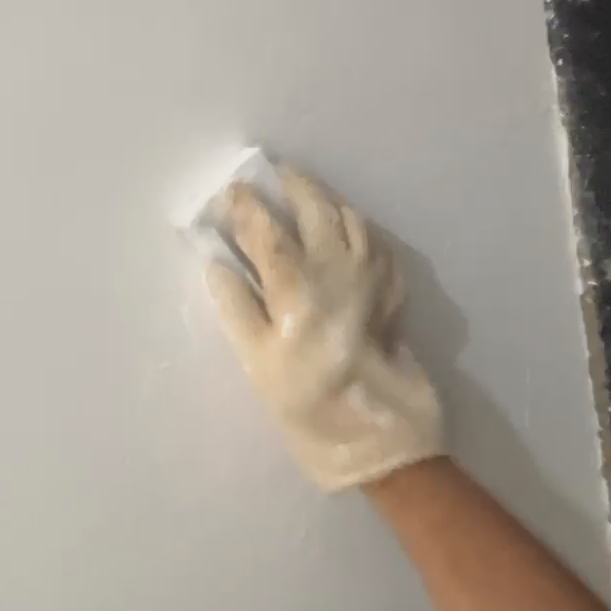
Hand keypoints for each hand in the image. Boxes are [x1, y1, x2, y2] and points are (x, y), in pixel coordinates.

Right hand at [205, 167, 444, 490]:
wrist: (379, 435)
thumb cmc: (309, 403)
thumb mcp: (258, 363)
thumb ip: (237, 307)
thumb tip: (217, 262)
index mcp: (296, 286)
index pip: (266, 229)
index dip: (247, 205)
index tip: (233, 190)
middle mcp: (336, 268)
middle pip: (316, 207)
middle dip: (295, 185)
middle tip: (278, 175)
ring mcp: (371, 274)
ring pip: (351, 218)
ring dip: (328, 201)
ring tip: (311, 198)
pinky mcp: (393, 289)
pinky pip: (375, 241)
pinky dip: (357, 228)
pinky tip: (348, 235)